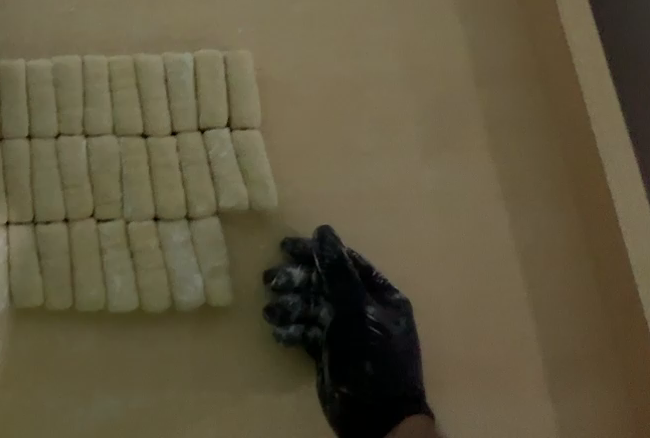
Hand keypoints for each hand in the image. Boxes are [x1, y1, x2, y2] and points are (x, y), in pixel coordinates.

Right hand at [264, 226, 431, 437]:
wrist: (376, 419)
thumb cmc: (371, 357)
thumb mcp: (355, 309)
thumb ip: (337, 271)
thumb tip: (323, 230)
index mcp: (380, 296)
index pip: (344, 262)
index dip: (315, 252)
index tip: (285, 248)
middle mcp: (364, 309)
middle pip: (323, 282)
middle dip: (296, 281)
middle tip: (269, 281)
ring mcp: (347, 331)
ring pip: (312, 306)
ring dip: (289, 305)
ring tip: (270, 311)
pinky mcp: (330, 350)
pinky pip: (307, 329)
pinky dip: (292, 328)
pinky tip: (279, 331)